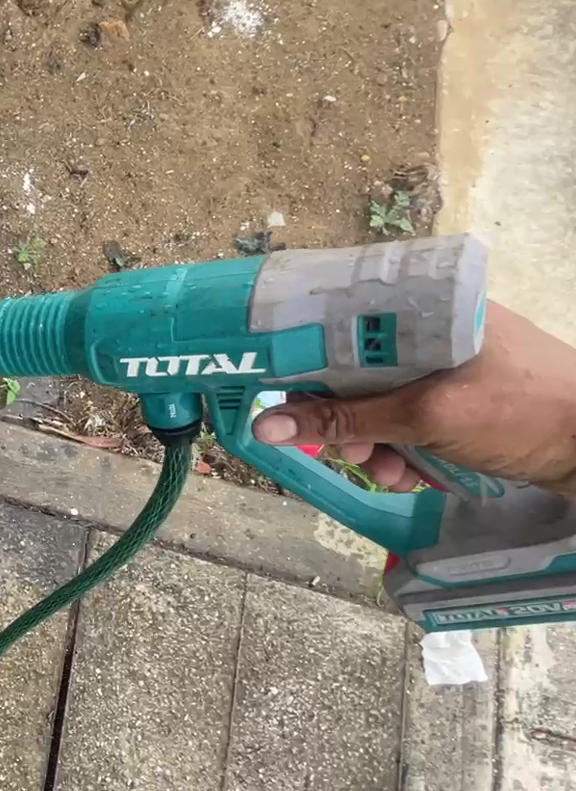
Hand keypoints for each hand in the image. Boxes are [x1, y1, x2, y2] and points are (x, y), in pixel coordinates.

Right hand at [252, 300, 575, 496]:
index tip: (290, 402)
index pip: (344, 329)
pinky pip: (403, 421)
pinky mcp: (460, 401)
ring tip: (387, 474)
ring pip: (375, 404)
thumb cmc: (528, 417)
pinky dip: (396, 450)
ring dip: (369, 445)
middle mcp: (437, 337)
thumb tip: (262, 426)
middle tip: (345, 453)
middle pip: (353, 374)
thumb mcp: (426, 418)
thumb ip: (343, 421)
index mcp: (434, 316)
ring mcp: (450, 370)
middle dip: (342, 420)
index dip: (308, 365)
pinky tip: (408, 473)